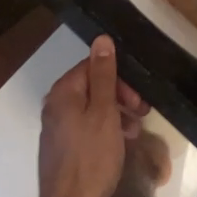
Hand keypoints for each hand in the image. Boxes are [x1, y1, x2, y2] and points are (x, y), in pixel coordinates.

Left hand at [39, 36, 151, 196]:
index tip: (137, 97)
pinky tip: (119, 143)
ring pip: (91, 110)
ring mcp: (57, 129)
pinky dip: (104, 131)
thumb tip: (101, 38)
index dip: (118, 78)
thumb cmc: (90, 157)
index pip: (93, 66)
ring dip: (115, 115)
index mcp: (63, 92)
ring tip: (133, 131)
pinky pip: (86, 129)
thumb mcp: (104, 112)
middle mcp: (55, 106)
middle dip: (119, 97)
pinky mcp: (62, 150)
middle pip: (92, 88)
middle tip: (141, 113)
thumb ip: (104, 75)